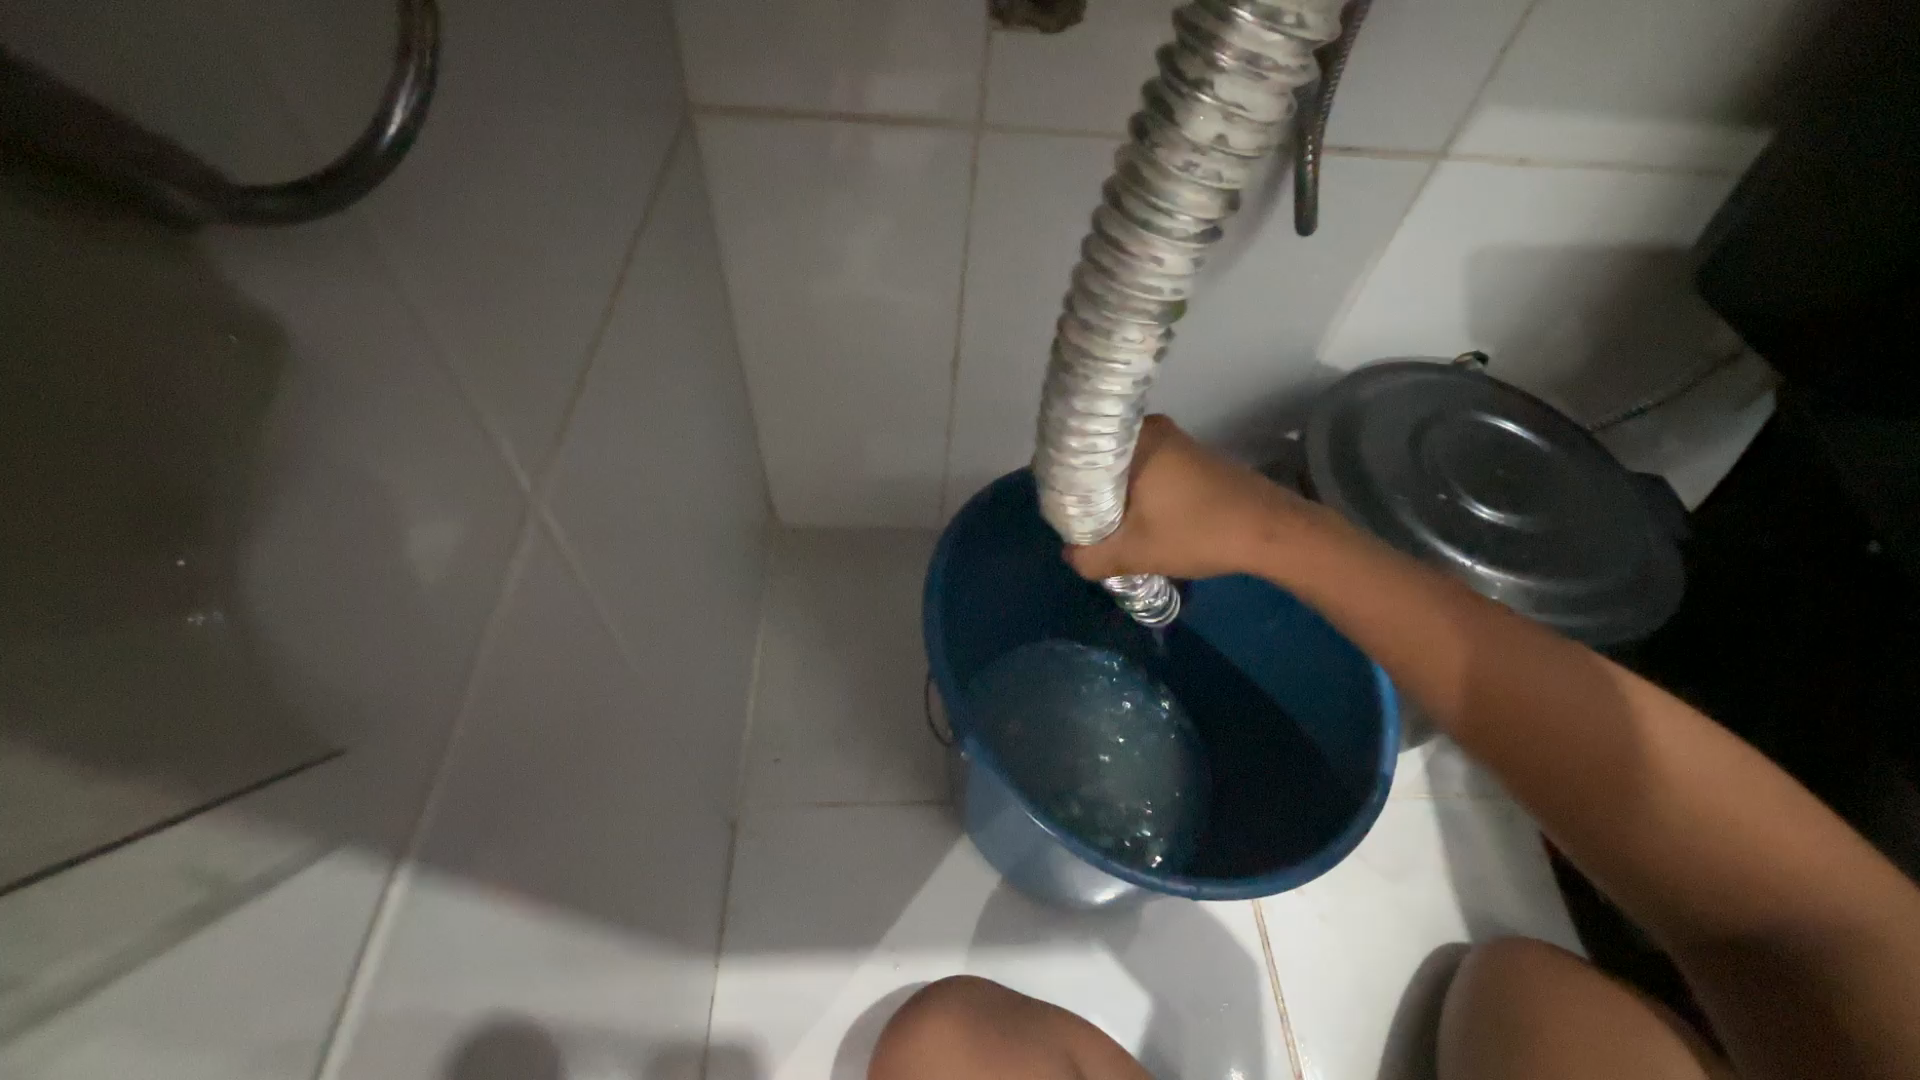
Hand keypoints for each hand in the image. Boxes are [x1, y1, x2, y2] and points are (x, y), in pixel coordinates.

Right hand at [1064, 415, 1317, 581]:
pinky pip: (1145, 469)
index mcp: (1133, 440)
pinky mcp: (1191, 458)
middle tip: (1072, 519)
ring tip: (1097, 522)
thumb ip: (1091, 557)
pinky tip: (1131, 517)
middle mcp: (1151, 430)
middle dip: (1083, 488)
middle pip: (1099, 457)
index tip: (1052, 506)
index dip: (1057, 479)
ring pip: (1123, 466)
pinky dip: (1134, 491)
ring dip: (1111, 492)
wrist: (1272, 531)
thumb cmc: (1198, 532)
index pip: (1075, 450)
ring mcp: (1175, 442)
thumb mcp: (1135, 553)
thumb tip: (1071, 554)